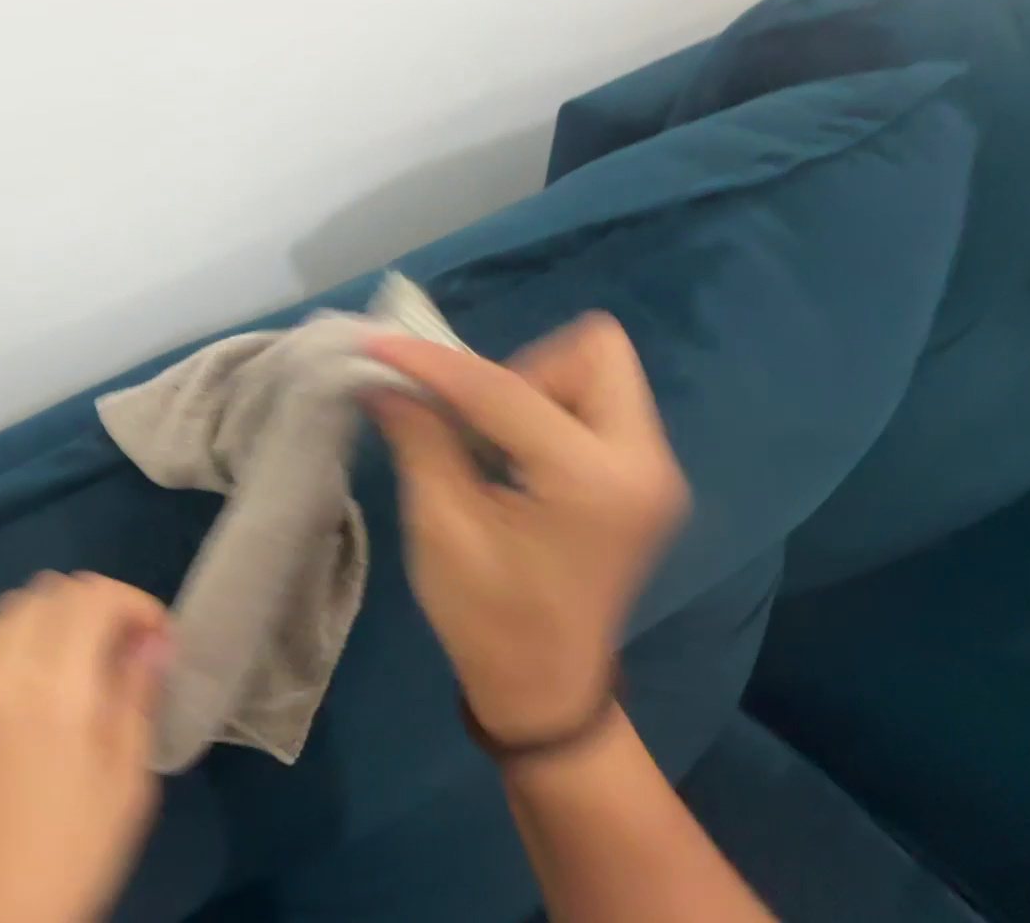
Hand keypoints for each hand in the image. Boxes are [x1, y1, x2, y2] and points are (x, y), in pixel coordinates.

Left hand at [0, 571, 171, 922]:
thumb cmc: (70, 851)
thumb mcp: (127, 782)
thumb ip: (139, 696)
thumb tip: (154, 639)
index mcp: (57, 687)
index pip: (94, 596)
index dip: (134, 604)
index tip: (154, 638)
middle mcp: (3, 665)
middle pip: (54, 589)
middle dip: (97, 606)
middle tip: (120, 651)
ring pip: (14, 604)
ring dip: (53, 616)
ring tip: (73, 662)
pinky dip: (11, 633)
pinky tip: (25, 675)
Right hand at [365, 312, 687, 741]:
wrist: (543, 683)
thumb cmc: (486, 616)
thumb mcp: (440, 525)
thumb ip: (419, 439)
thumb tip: (382, 379)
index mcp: (594, 482)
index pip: (507, 391)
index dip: (435, 365)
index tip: (379, 345)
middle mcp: (644, 460)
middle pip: (592, 352)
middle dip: (516, 368)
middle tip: (468, 417)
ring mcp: (650, 466)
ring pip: (594, 371)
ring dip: (527, 387)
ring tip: (485, 441)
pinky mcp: (637, 473)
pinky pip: (591, 402)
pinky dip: (539, 408)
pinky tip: (503, 450)